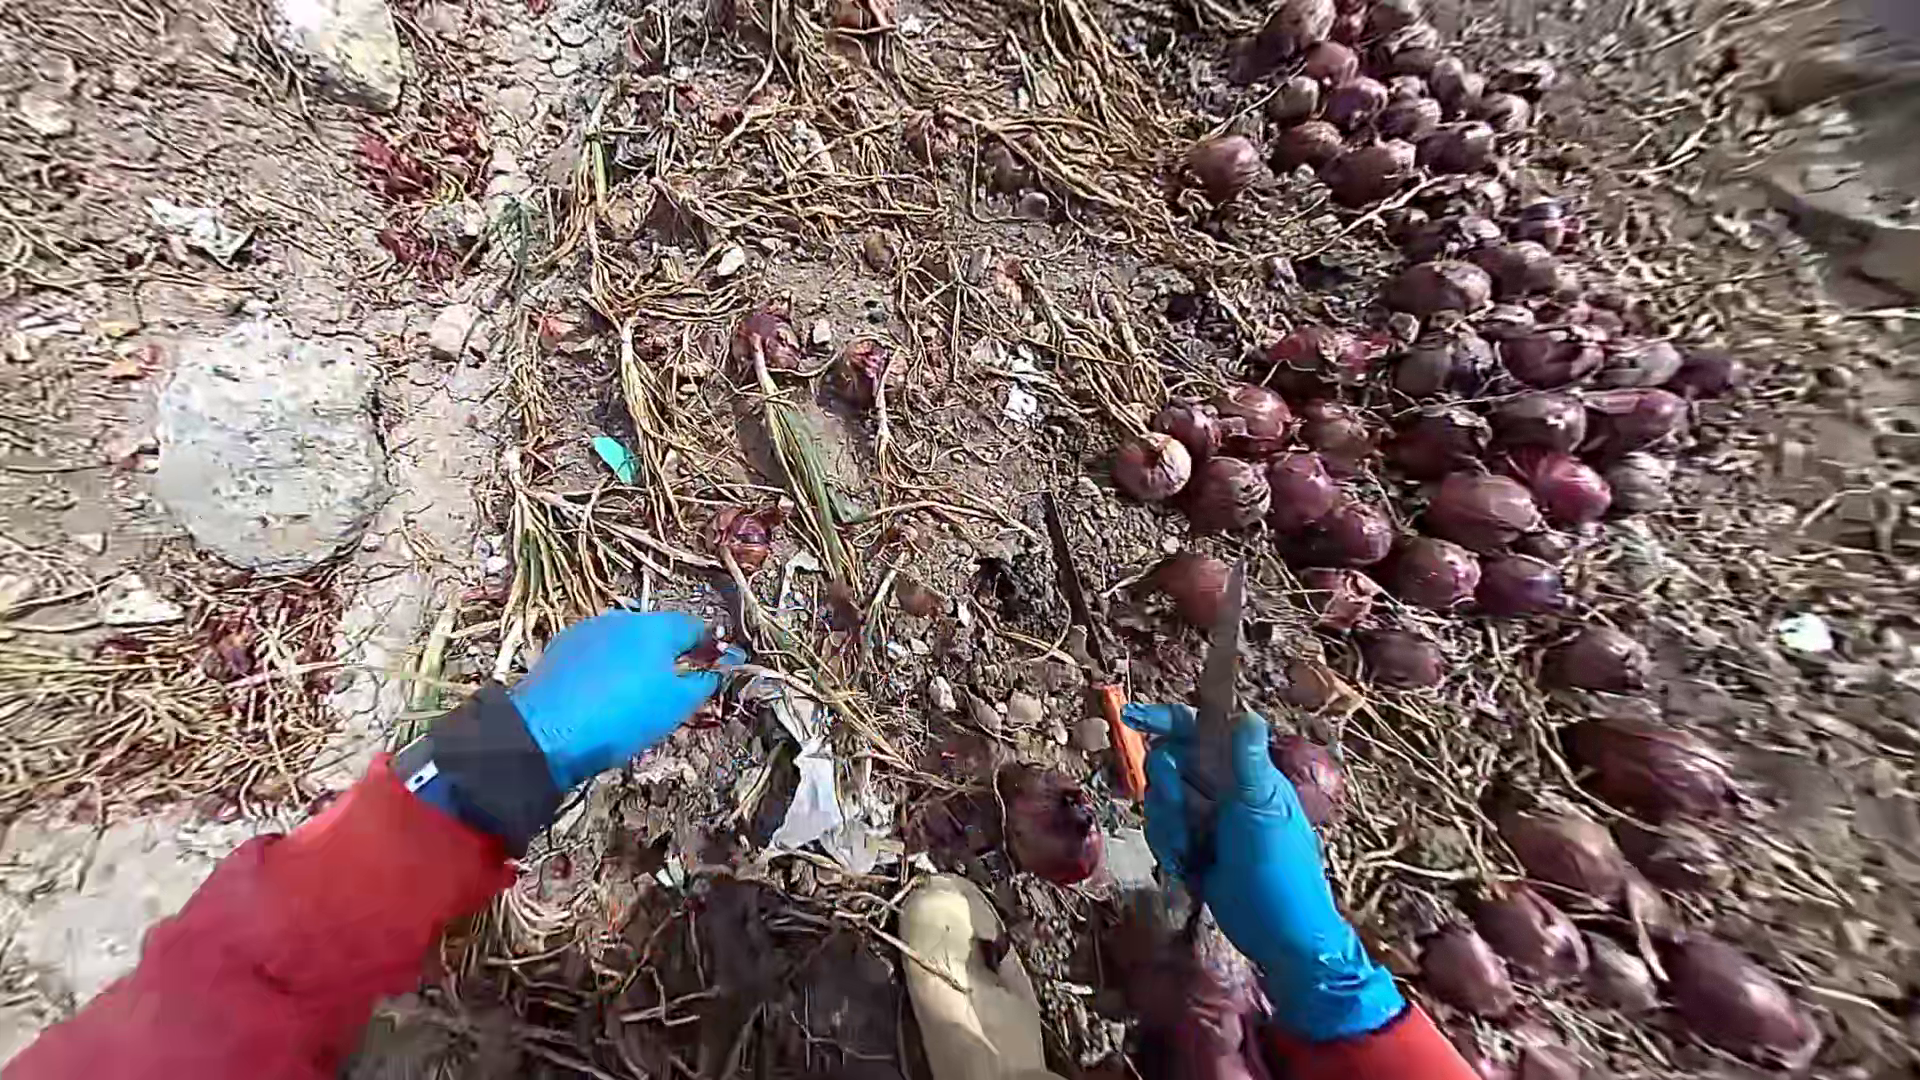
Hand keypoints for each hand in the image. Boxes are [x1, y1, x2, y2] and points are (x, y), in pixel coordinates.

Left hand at [511, 611, 720, 789]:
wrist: (542, 736)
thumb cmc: (623, 714)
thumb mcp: (678, 704)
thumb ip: (704, 682)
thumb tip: (715, 672)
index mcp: (657, 626)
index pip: (696, 627)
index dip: (710, 648)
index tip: (716, 669)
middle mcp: (623, 619)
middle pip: (660, 633)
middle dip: (673, 655)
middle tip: (678, 686)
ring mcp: (587, 632)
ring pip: (627, 643)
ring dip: (640, 661)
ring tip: (639, 694)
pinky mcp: (560, 650)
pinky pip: (599, 654)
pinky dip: (609, 669)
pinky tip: (607, 695)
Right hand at [1123, 703, 1403, 1041]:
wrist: (1281, 938)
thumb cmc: (1281, 867)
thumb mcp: (1262, 808)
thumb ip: (1248, 759)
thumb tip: (1247, 713)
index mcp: (1237, 768)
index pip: (1194, 728)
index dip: (1162, 717)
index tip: (1131, 717)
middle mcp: (1216, 784)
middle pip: (1166, 761)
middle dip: (1166, 786)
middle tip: (1180, 808)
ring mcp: (1201, 814)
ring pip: (1158, 797)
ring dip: (1168, 823)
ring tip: (1192, 848)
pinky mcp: (1189, 841)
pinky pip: (1159, 828)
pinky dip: (1168, 844)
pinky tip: (1188, 864)